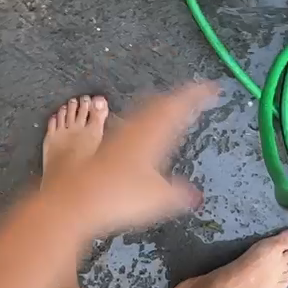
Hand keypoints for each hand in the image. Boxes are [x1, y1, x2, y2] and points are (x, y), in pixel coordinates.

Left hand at [41, 82, 216, 238]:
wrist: (75, 199)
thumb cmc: (119, 195)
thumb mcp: (158, 197)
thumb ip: (179, 193)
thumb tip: (194, 196)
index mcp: (154, 133)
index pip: (179, 105)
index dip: (197, 95)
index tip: (212, 88)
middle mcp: (136, 127)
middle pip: (161, 103)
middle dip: (179, 97)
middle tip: (193, 95)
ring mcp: (117, 133)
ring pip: (143, 110)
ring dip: (159, 105)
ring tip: (170, 107)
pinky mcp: (103, 143)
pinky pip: (129, 122)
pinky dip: (142, 120)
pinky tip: (139, 131)